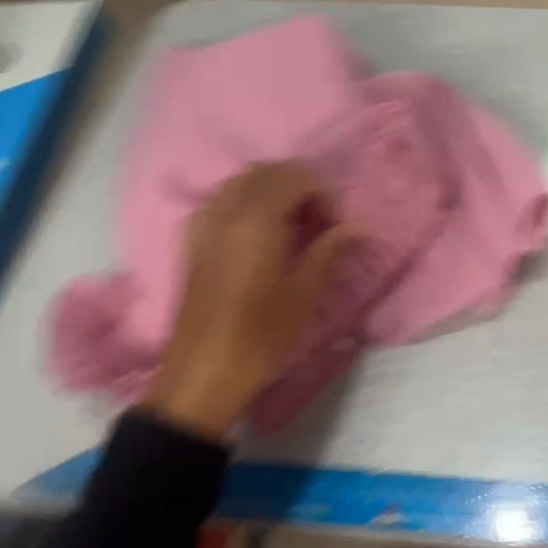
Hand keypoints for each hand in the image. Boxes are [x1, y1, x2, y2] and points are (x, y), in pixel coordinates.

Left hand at [141, 161, 356, 440]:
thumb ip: (330, 250)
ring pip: (240, 182)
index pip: (296, 176)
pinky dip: (244, 202)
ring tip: (291, 225)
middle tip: (319, 221)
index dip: (323, 193)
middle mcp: (226, 211)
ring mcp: (203, 224)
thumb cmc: (260, 336)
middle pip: (267, 171)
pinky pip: (220, 201)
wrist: (202, 375)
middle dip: (298, 185)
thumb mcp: (305, 294)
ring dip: (271, 190)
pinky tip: (258, 235)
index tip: (336, 226)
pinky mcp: (191, 242)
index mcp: (256, 220)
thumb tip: (357, 226)